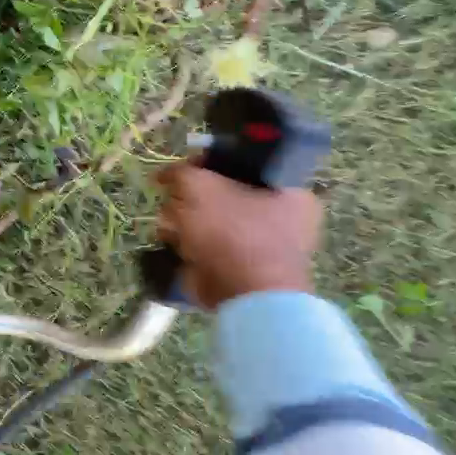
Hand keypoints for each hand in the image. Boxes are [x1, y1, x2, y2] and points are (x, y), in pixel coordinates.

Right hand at [155, 161, 321, 308]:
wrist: (243, 291)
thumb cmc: (230, 230)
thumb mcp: (197, 185)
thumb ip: (181, 171)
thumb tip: (168, 175)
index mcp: (287, 191)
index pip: (238, 163)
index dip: (204, 164)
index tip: (181, 173)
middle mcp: (280, 214)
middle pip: (215, 191)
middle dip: (186, 198)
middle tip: (177, 204)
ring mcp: (260, 241)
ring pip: (204, 216)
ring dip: (180, 220)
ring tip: (174, 230)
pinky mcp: (238, 262)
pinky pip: (204, 240)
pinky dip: (186, 241)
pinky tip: (178, 244)